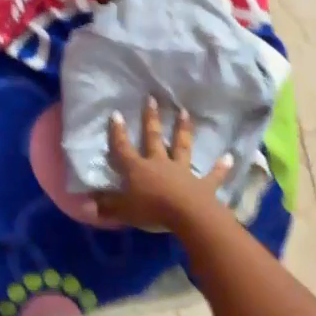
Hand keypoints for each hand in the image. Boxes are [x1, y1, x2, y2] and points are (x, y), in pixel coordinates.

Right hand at [95, 97, 232, 231]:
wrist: (187, 216)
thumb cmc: (152, 210)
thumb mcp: (123, 210)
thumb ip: (106, 205)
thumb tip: (86, 202)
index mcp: (138, 169)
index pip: (123, 148)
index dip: (118, 132)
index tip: (116, 113)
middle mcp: (160, 164)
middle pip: (153, 138)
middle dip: (151, 119)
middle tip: (153, 99)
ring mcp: (183, 171)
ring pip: (182, 147)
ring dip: (183, 130)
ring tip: (185, 113)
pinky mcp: (203, 184)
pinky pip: (213, 175)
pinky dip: (221, 167)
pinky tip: (229, 158)